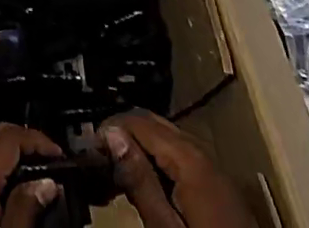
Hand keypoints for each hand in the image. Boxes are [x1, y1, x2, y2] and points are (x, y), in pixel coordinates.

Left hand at [0, 123, 64, 227]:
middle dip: (28, 142)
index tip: (63, 157)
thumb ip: (26, 209)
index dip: (38, 140)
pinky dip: (4, 163)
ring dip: (17, 152)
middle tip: (55, 162)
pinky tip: (20, 184)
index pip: (10, 136)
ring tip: (43, 172)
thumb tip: (48, 183)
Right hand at [101, 110, 257, 227]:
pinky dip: (159, 160)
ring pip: (167, 138)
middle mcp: (203, 155)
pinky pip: (181, 157)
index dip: (109, 128)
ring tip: (117, 171)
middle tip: (100, 160)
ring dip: (140, 146)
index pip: (138, 120)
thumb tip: (111, 135)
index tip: (89, 150)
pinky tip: (147, 183)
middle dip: (123, 133)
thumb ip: (139, 180)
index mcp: (189, 160)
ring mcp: (214, 170)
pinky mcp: (219, 188)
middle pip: (153, 123)